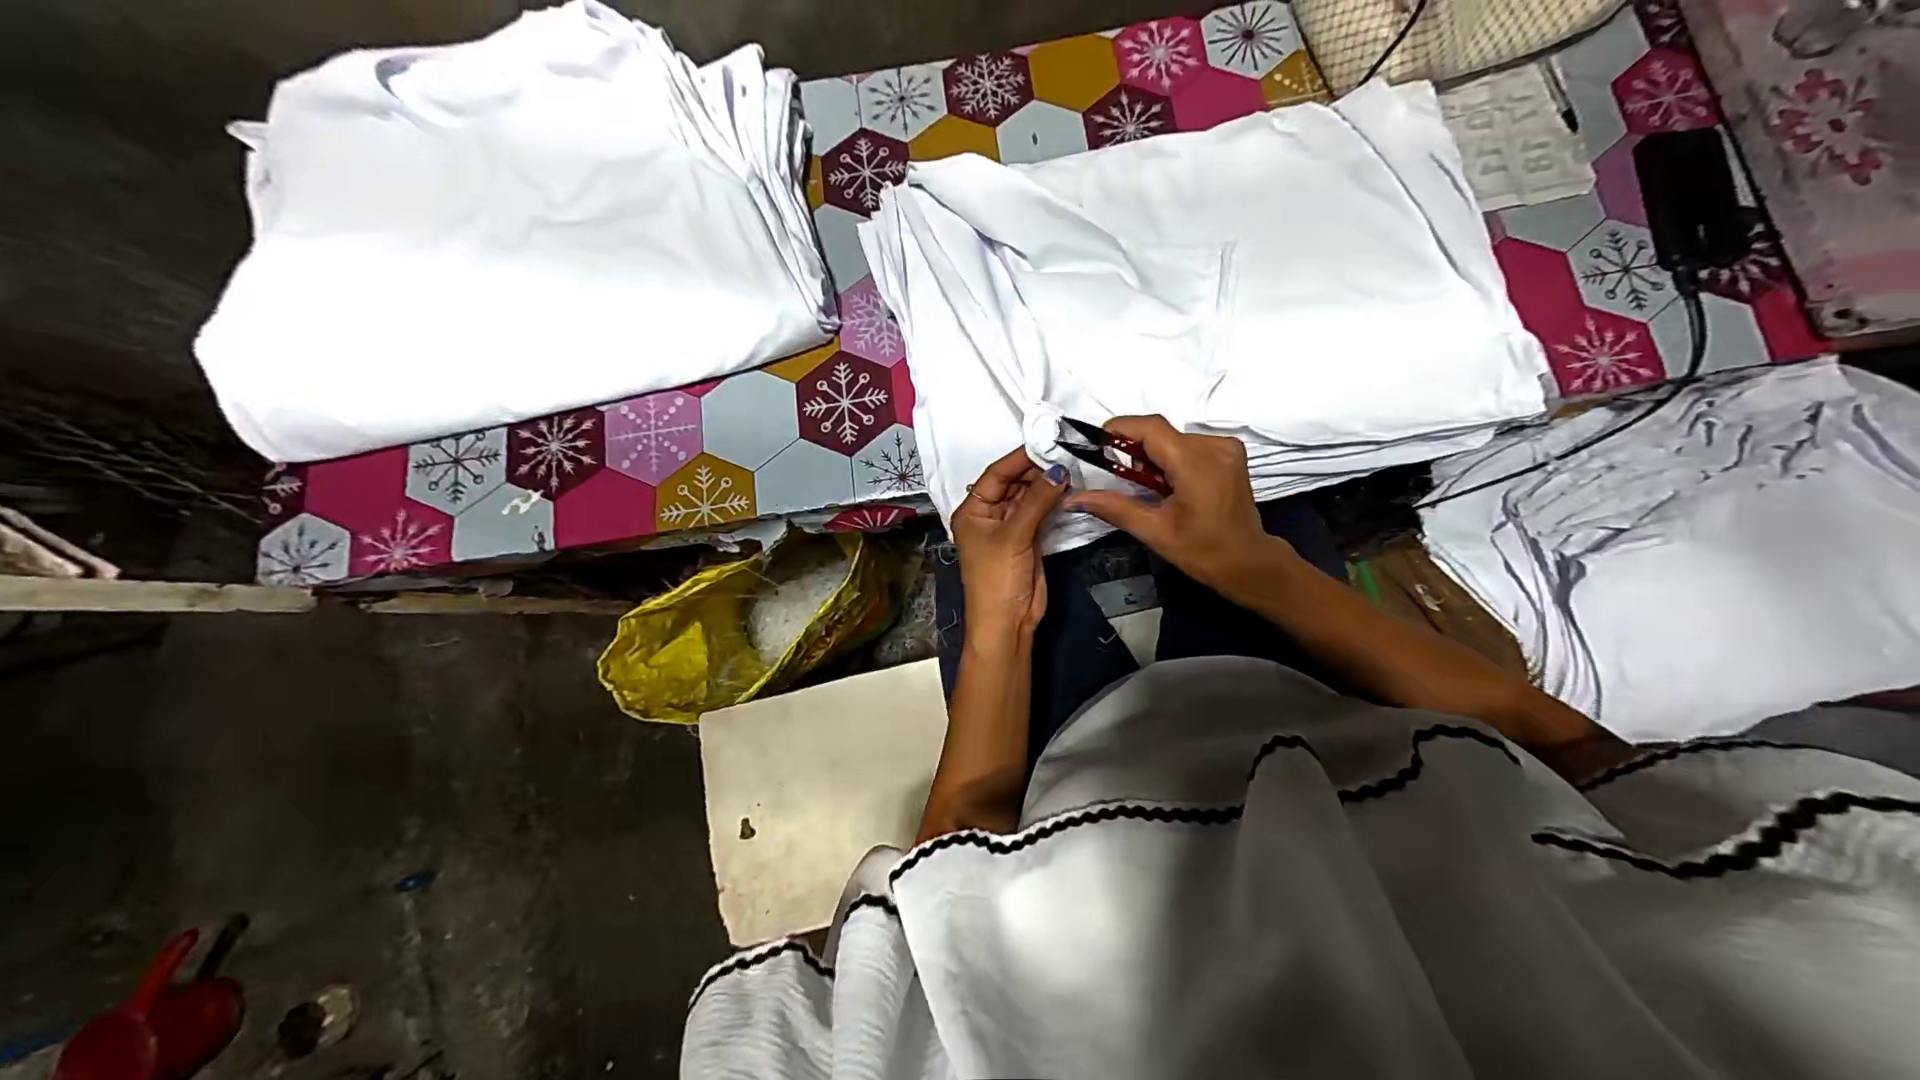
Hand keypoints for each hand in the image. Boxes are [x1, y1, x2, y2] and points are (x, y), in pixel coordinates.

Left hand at [951, 447, 1069, 640]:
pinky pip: (1041, 512)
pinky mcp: (1029, 538)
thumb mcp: (1014, 536)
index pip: (996, 474)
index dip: (1020, 458)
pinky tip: (1070, 488)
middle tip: (1066, 453)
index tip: (1046, 441)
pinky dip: (1054, 502)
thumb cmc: (997, 578)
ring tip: (1073, 466)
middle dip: (1038, 470)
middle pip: (1014, 483)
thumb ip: (1036, 500)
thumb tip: (1058, 469)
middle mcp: (989, 514)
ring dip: (1048, 485)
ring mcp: (1010, 526)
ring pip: (1030, 496)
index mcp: (972, 510)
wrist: (1008, 621)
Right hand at [1067, 415, 1288, 598]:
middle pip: (1161, 433)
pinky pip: (1190, 444)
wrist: (1248, 562)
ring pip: (1174, 438)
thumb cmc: (1202, 551)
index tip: (1097, 443)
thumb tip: (1073, 498)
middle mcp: (1214, 446)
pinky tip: (1169, 484)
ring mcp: (1226, 447)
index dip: (1121, 429)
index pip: (1151, 428)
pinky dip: (1172, 458)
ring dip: (1154, 456)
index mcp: (1196, 463)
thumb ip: (1113, 507)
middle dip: (1135, 450)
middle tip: (1120, 477)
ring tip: (1149, 487)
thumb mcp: (1154, 531)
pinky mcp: (1230, 453)